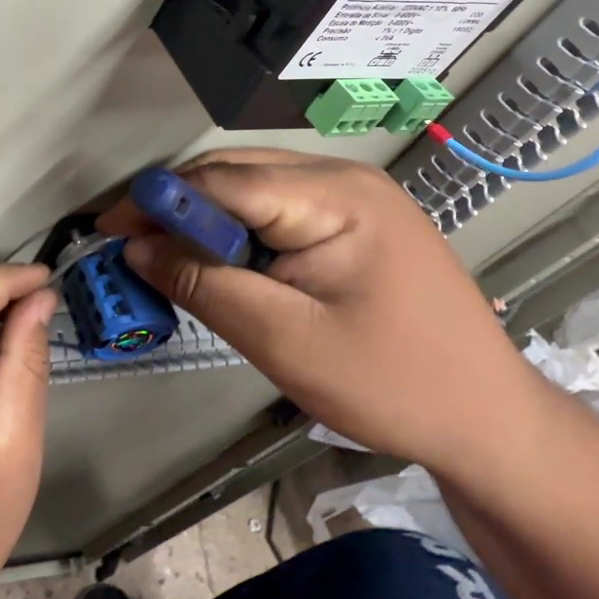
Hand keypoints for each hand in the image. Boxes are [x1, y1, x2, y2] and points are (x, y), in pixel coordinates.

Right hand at [97, 149, 540, 468]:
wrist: (493, 424)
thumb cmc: (393, 383)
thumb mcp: (283, 339)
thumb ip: (203, 284)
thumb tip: (135, 247)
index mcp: (334, 197)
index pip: (219, 181)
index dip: (155, 201)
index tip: (105, 231)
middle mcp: (343, 179)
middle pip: (231, 174)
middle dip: (174, 208)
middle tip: (130, 249)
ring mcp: (354, 198)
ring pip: (248, 189)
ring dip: (202, 222)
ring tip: (166, 261)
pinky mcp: (355, 222)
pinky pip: (275, 210)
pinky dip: (235, 233)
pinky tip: (220, 266)